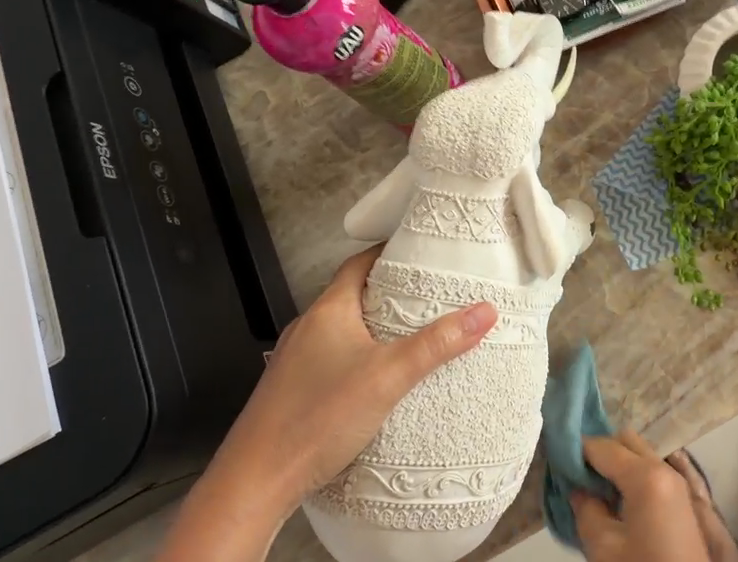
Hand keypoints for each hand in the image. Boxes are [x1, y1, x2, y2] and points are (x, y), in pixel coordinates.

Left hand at [157, 245, 495, 561]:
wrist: (252, 486)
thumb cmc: (315, 419)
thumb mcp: (388, 377)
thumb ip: (436, 344)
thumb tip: (485, 311)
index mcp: (327, 311)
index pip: (359, 263)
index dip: (390, 251)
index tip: (422, 250)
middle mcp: (307, 329)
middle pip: (353, 295)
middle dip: (391, 292)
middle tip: (431, 293)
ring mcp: (295, 362)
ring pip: (342, 330)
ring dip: (375, 328)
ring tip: (414, 334)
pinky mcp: (292, 393)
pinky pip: (332, 359)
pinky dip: (359, 357)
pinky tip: (378, 380)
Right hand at [570, 431, 712, 561]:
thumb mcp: (604, 548)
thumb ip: (586, 511)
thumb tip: (578, 488)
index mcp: (646, 476)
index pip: (605, 447)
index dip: (578, 450)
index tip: (558, 457)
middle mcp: (665, 468)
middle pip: (627, 441)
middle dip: (601, 450)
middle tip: (577, 474)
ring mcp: (677, 481)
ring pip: (641, 453)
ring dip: (617, 462)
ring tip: (593, 487)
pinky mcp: (681, 497)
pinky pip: (652, 470)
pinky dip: (632, 473)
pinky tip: (616, 498)